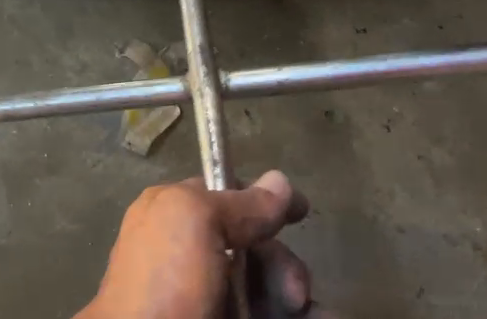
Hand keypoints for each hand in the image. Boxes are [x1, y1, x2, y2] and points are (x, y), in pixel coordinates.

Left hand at [77, 170, 324, 318]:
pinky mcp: (229, 318)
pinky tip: (320, 317)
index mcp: (174, 216)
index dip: (262, 204)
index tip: (300, 212)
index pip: (225, 196)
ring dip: (295, 295)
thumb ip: (238, 203)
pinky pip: (268, 313)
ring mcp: (211, 296)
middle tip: (294, 292)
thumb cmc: (165, 281)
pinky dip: (300, 316)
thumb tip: (281, 182)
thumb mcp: (194, 221)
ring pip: (268, 287)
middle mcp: (192, 254)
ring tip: (313, 314)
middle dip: (281, 263)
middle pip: (253, 246)